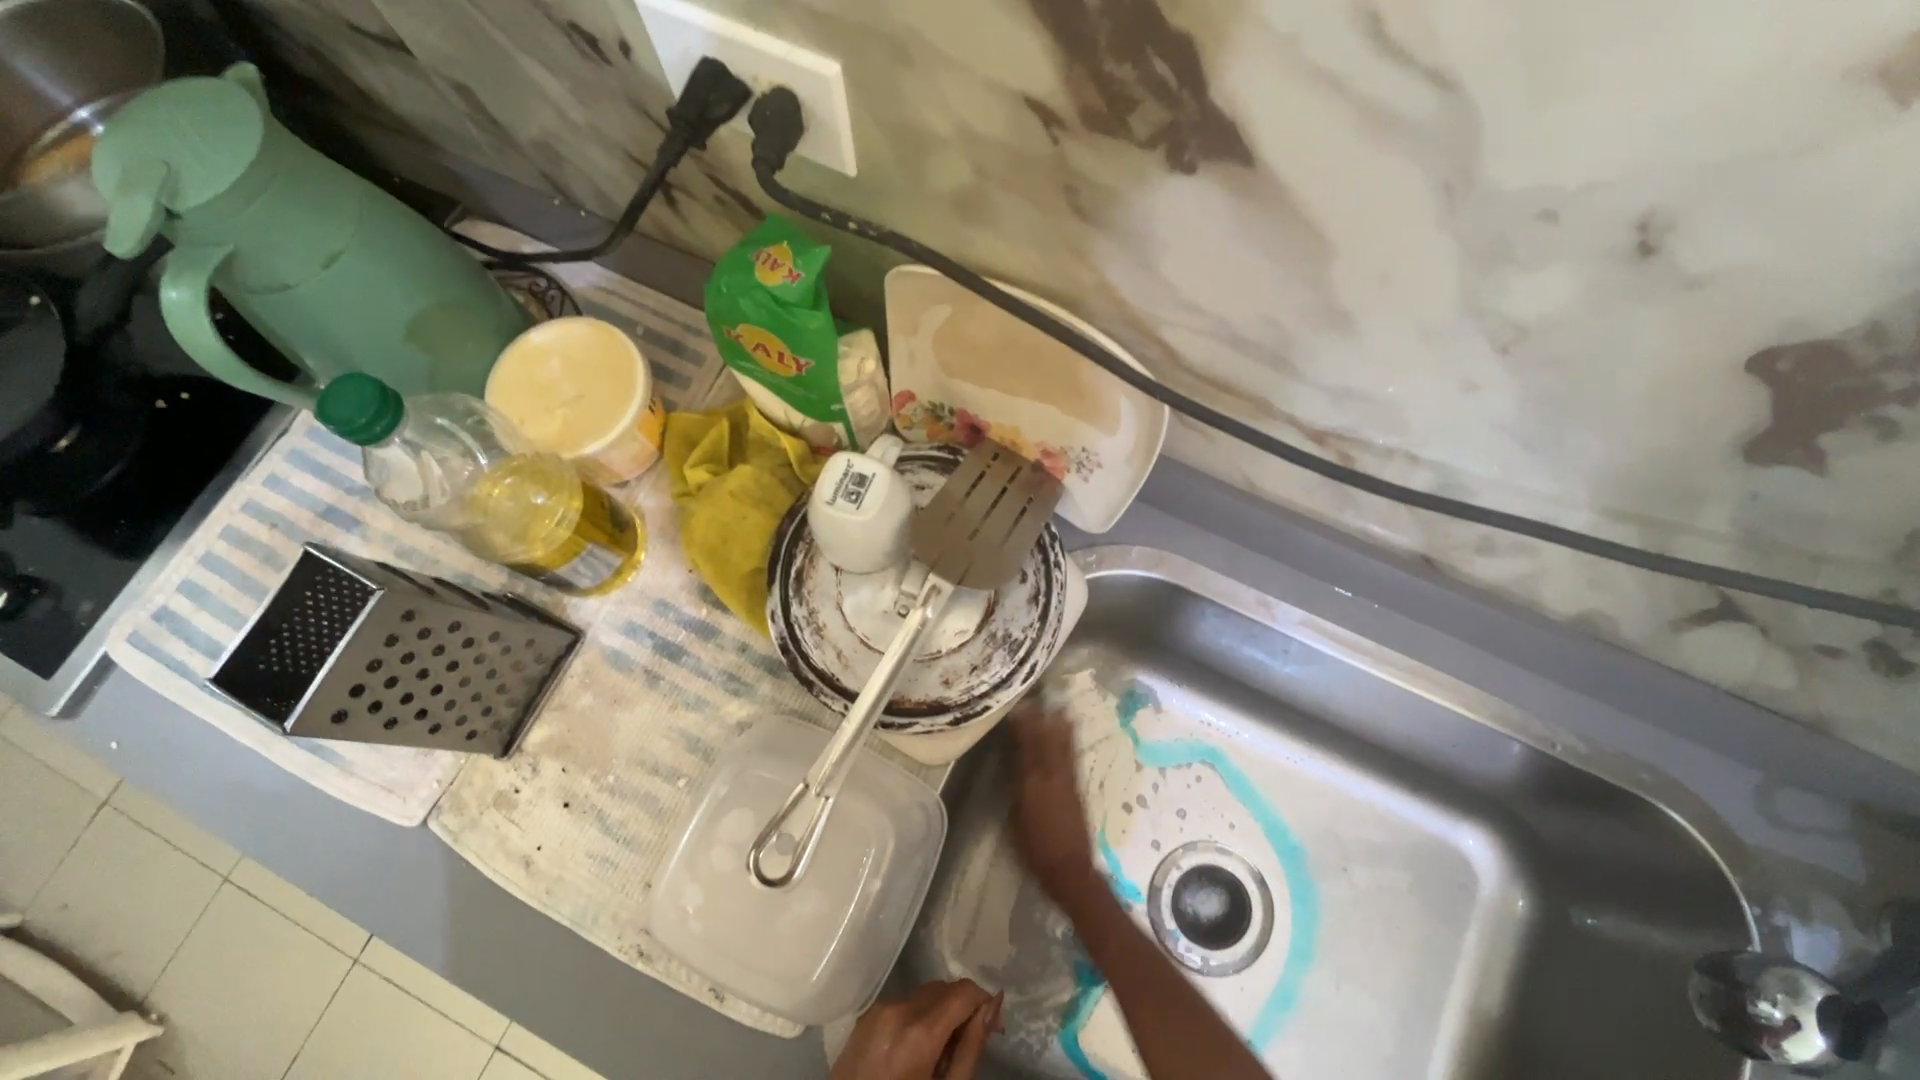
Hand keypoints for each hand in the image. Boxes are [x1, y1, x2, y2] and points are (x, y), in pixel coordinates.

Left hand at [831, 979, 1001, 1079]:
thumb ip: (971, 1047)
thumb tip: (993, 1006)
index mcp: (919, 1033)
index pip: (964, 991)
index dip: (985, 1002)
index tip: (994, 1028)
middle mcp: (898, 1010)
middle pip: (944, 989)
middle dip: (963, 1009)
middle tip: (967, 1044)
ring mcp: (877, 1010)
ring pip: (924, 994)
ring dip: (940, 1012)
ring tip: (939, 1051)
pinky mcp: (865, 1016)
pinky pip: (903, 1003)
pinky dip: (918, 1016)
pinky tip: (915, 1048)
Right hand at [1008, 706, 1103, 913]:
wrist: (1070, 869)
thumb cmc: (1034, 849)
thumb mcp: (1014, 818)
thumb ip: (1014, 788)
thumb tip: (1012, 765)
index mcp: (1032, 785)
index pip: (1025, 748)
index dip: (1021, 728)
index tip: (1015, 710)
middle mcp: (1052, 777)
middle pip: (1047, 740)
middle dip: (1040, 719)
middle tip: (1035, 701)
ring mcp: (1069, 781)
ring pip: (1063, 745)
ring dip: (1058, 725)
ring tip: (1055, 706)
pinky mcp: (1079, 787)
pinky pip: (1072, 755)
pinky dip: (1068, 739)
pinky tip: (1068, 729)